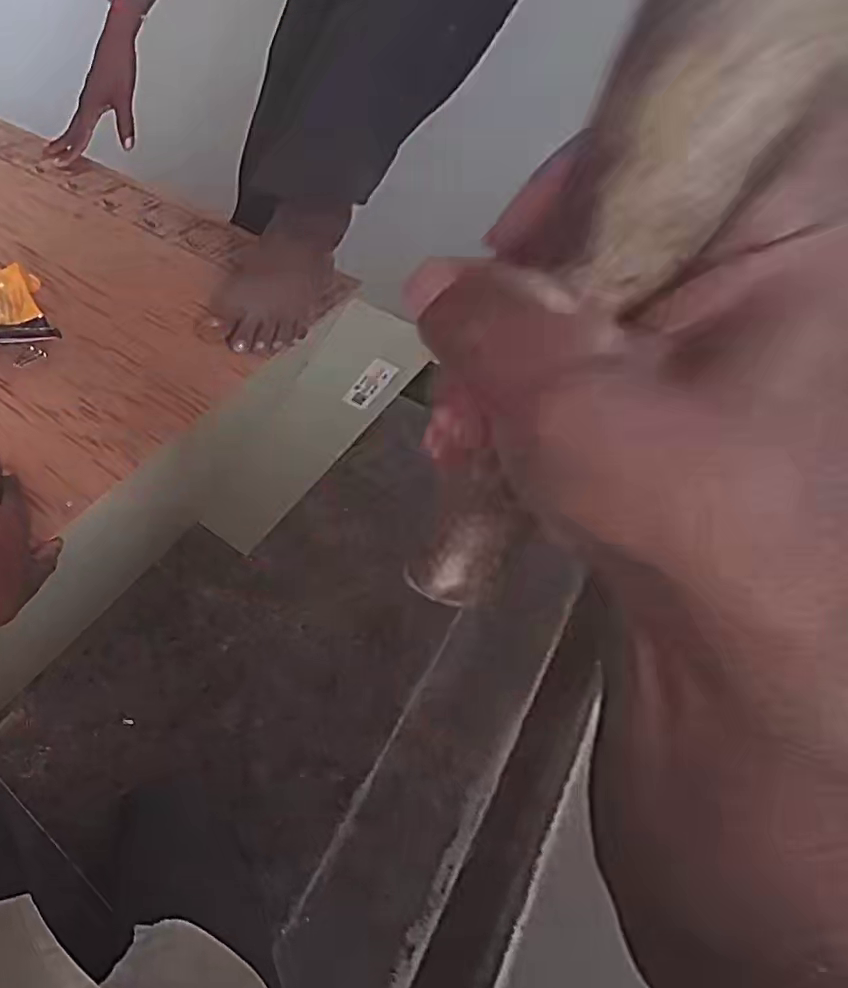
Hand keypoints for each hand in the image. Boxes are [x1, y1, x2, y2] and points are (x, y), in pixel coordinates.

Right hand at [44, 15, 138, 167]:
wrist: (116, 40)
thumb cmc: (118, 64)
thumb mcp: (124, 98)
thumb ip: (125, 124)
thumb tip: (127, 145)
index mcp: (90, 110)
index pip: (78, 139)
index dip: (71, 154)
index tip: (61, 165)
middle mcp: (85, 105)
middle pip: (70, 132)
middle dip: (59, 146)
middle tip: (47, 156)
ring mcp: (86, 98)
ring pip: (73, 122)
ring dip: (65, 136)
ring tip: (58, 144)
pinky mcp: (90, 91)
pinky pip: (79, 113)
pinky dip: (74, 124)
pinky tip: (78, 124)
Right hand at [406, 110, 847, 658]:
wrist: (740, 615)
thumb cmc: (686, 497)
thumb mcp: (568, 399)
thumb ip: (490, 328)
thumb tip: (425, 279)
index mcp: (785, 246)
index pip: (680, 150)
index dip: (577, 184)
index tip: (500, 253)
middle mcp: (754, 275)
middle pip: (597, 243)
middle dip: (501, 315)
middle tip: (461, 380)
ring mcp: (705, 337)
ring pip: (563, 313)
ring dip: (489, 372)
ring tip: (459, 438)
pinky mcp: (663, 387)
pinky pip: (563, 363)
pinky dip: (508, 401)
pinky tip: (478, 446)